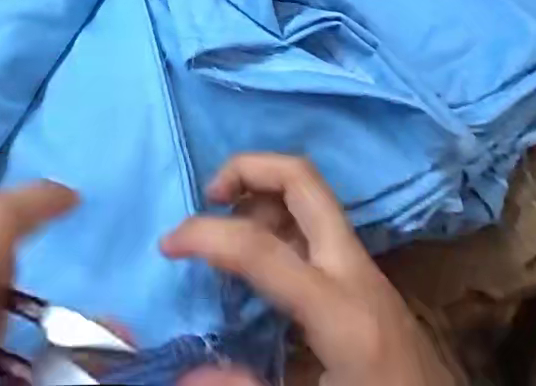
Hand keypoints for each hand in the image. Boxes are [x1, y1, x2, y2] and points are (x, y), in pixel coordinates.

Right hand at [161, 154, 459, 385]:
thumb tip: (186, 370)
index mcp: (342, 312)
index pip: (259, 246)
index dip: (203, 236)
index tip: (166, 246)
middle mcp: (357, 274)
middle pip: (301, 179)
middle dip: (247, 170)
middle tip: (210, 197)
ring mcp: (368, 273)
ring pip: (310, 195)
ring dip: (262, 194)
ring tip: (228, 232)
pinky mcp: (369, 284)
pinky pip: (316, 226)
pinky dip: (278, 221)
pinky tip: (260, 264)